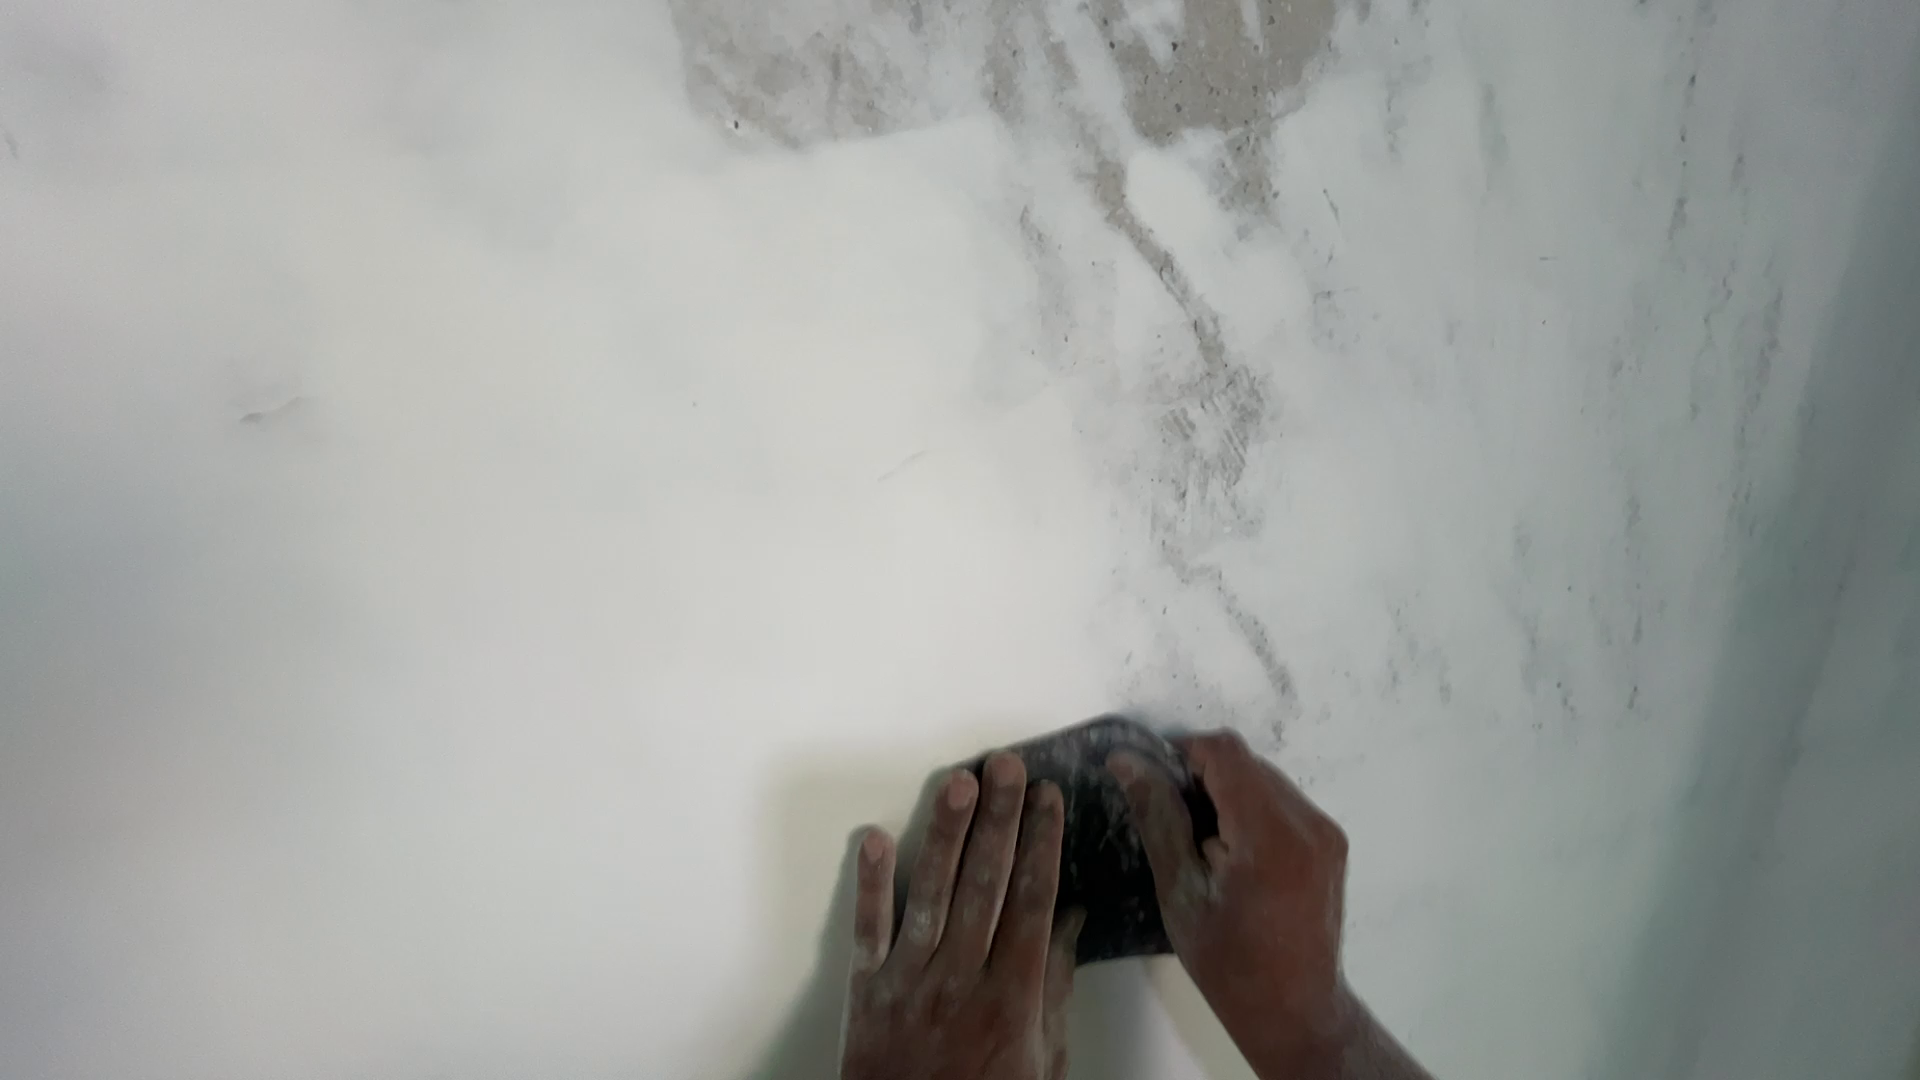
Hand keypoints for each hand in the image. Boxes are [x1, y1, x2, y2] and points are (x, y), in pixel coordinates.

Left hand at [841, 753, 1083, 1079]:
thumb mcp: (1043, 1061)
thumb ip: (1054, 987)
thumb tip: (1070, 916)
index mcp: (1012, 997)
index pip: (1032, 901)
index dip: (1042, 843)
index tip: (1048, 795)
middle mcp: (962, 978)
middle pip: (986, 884)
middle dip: (1000, 819)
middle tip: (1007, 764)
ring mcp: (911, 979)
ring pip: (933, 893)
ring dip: (946, 834)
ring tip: (961, 781)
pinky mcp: (867, 988)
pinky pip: (869, 930)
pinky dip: (870, 883)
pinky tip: (874, 836)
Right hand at [1108, 730, 1353, 1076]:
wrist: (1296, 1013)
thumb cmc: (1228, 960)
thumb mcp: (1179, 890)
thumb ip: (1157, 815)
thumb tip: (1125, 759)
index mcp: (1270, 835)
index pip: (1224, 752)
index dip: (1182, 752)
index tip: (1154, 782)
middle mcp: (1307, 822)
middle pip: (1244, 761)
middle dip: (1201, 774)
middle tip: (1174, 817)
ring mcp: (1325, 830)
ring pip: (1261, 775)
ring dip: (1225, 788)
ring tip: (1204, 839)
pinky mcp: (1331, 839)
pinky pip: (1279, 796)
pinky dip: (1248, 804)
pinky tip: (1232, 847)